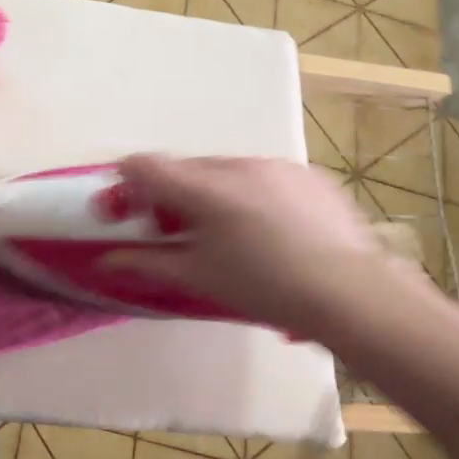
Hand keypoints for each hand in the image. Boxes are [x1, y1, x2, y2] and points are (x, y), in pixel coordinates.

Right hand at [106, 155, 414, 341]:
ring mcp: (276, 166)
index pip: (144, 166)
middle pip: (185, 169)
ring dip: (210, 194)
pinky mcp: (309, 175)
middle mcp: (236, 165)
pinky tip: (266, 231)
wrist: (353, 293)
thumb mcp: (197, 278)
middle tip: (169, 230)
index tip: (121, 208)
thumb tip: (105, 261)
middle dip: (168, 193)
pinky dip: (250, 196)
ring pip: (225, 171)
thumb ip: (145, 262)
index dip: (123, 182)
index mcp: (203, 188)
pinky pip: (263, 177)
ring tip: (223, 234)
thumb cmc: (264, 288)